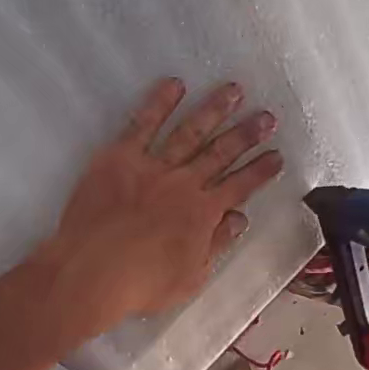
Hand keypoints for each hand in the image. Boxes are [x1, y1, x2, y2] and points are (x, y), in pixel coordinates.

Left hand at [42, 77, 283, 323]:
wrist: (91, 272)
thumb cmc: (143, 283)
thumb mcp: (192, 276)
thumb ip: (216, 244)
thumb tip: (239, 219)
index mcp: (203, 214)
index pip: (240, 186)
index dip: (261, 171)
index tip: (276, 156)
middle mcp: (184, 184)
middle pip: (221, 153)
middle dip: (247, 134)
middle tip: (267, 117)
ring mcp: (152, 167)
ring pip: (190, 131)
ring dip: (214, 110)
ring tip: (233, 91)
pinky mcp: (119, 157)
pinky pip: (142, 124)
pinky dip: (159, 103)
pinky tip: (175, 85)